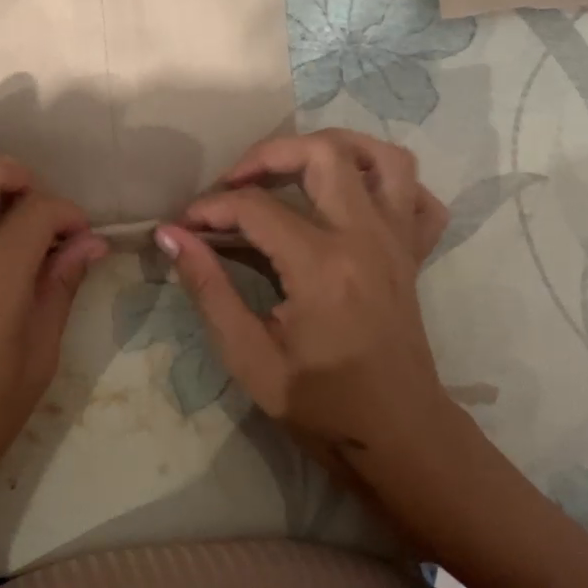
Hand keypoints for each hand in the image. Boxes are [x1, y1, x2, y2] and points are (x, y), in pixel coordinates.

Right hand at [155, 129, 449, 452]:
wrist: (399, 439)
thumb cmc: (322, 406)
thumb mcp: (249, 358)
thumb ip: (209, 290)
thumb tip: (170, 236)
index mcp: (323, 268)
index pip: (256, 207)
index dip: (210, 208)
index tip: (183, 226)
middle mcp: (367, 240)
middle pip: (323, 155)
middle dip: (268, 154)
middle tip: (234, 182)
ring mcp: (399, 243)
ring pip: (383, 159)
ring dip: (335, 148)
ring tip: (294, 168)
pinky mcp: (414, 254)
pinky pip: (417, 196)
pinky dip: (386, 183)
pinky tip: (352, 197)